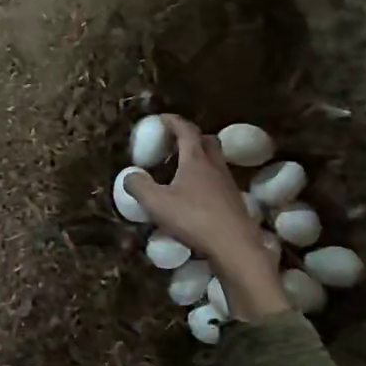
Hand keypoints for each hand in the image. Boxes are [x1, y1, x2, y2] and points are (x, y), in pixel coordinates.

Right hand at [125, 116, 289, 320]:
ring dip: (200, 159)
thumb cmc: (194, 219)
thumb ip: (139, 186)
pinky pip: (218, 181)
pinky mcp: (234, 201)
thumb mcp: (156, 203)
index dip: (174, 122)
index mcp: (195, 160)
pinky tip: (195, 195)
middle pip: (207, 141)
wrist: (235, 246)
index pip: (186, 131)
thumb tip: (130, 175)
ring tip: (182, 169)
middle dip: (191, 137)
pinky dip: (206, 179)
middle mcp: (215, 166)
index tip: (163, 119)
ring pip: (215, 161)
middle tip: (174, 143)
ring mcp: (228, 184)